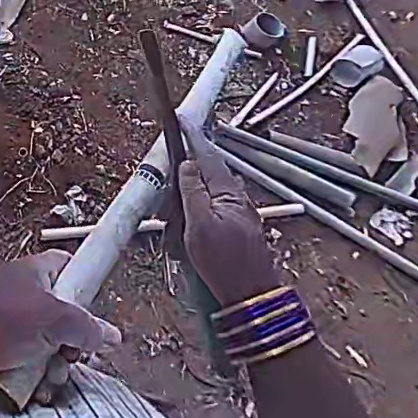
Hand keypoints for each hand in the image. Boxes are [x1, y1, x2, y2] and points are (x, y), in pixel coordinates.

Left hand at [0, 251, 120, 397]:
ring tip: (49, 375)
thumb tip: (110, 335)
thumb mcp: (52, 317)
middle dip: (74, 343)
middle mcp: (27, 296)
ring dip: (56, 367)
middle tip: (70, 354)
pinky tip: (37, 388)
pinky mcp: (7, 353)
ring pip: (53, 347)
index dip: (85, 286)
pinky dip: (39, 379)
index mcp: (35, 273)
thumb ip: (85, 326)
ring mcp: (16, 326)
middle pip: (68, 317)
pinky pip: (35, 366)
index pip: (70, 267)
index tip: (94, 311)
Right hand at [177, 133, 281, 305]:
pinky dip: (194, 214)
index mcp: (228, 193)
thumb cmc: (225, 264)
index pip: (207, 156)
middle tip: (167, 190)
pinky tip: (186, 230)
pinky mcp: (234, 228)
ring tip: (177, 221)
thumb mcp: (199, 224)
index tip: (180, 120)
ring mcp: (237, 214)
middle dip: (184, 174)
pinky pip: (209, 211)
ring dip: (187, 201)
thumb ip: (192, 191)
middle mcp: (236, 199)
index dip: (192, 136)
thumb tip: (186, 164)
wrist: (251, 298)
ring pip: (205, 194)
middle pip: (205, 174)